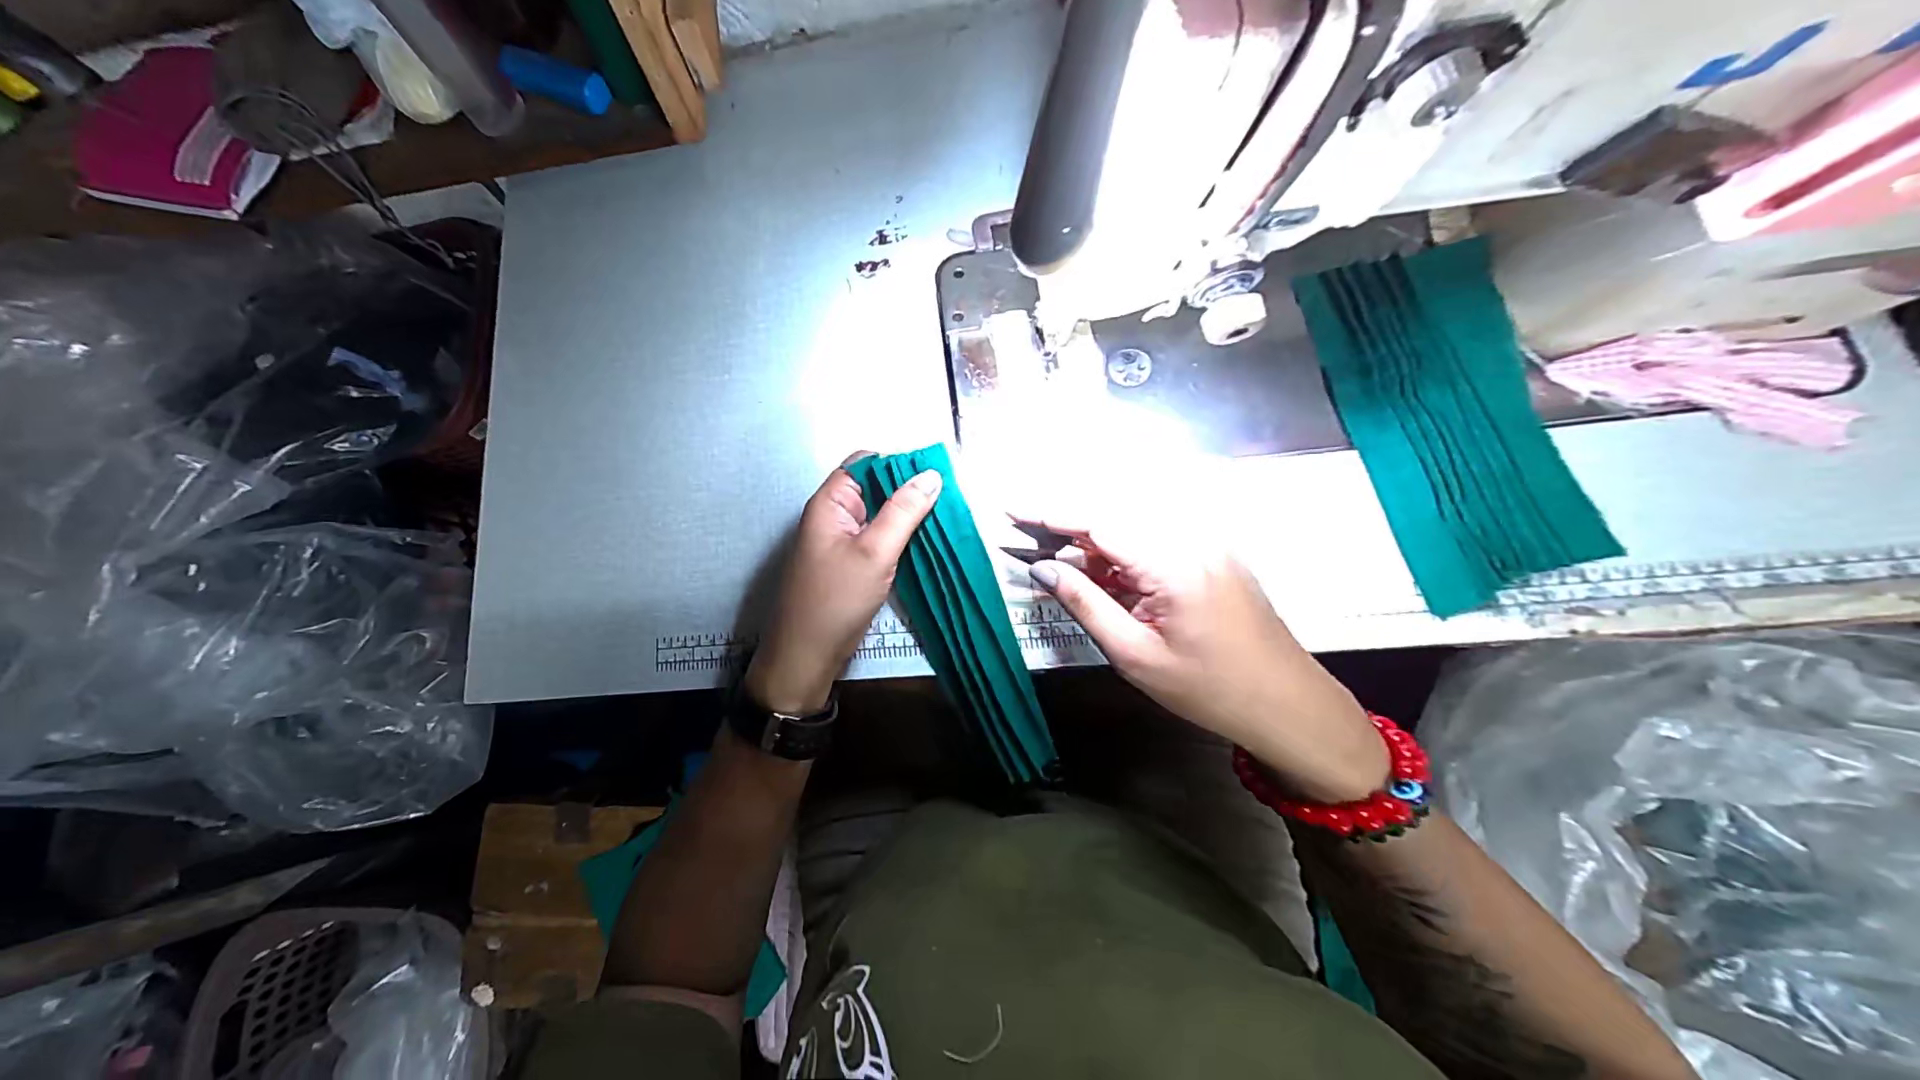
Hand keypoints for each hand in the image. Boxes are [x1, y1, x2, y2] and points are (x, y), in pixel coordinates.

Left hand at [745, 454, 942, 715]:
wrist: (807, 657)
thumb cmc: (836, 600)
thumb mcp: (875, 552)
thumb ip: (904, 511)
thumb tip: (932, 474)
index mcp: (831, 503)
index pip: (866, 464)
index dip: (900, 463)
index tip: (938, 473)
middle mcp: (835, 516)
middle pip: (876, 488)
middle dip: (910, 490)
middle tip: (951, 497)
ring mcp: (844, 541)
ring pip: (882, 515)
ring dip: (909, 516)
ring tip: (947, 517)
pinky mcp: (854, 564)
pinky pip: (881, 539)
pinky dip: (903, 538)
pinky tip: (929, 542)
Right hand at [1023, 514, 1387, 803]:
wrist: (1287, 703)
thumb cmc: (1208, 689)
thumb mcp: (1135, 654)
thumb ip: (1085, 603)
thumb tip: (1042, 570)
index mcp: (1173, 562)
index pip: (1099, 520)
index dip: (1051, 512)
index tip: (1013, 509)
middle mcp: (1193, 538)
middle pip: (1116, 514)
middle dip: (1071, 529)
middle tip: (1038, 554)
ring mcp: (1208, 543)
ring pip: (1136, 525)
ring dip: (1099, 543)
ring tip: (1075, 576)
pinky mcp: (1214, 554)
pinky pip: (1158, 538)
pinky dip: (1126, 552)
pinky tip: (1114, 580)